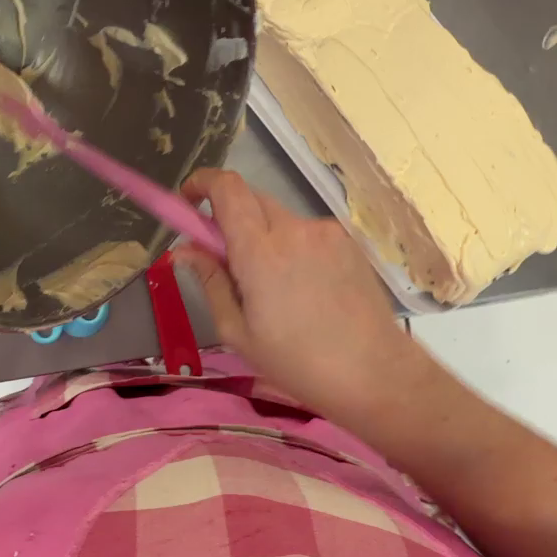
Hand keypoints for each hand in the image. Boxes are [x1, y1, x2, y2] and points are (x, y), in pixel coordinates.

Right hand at [175, 169, 418, 419]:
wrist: (374, 373)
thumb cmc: (296, 362)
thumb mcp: (237, 331)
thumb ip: (210, 280)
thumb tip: (183, 249)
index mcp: (261, 252)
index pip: (227, 189)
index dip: (202, 183)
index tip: (187, 199)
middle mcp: (295, 230)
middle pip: (251, 198)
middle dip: (228, 217)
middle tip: (223, 258)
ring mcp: (326, 233)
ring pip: (279, 218)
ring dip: (262, 237)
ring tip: (270, 288)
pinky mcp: (348, 242)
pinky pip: (305, 233)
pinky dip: (291, 248)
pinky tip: (302, 290)